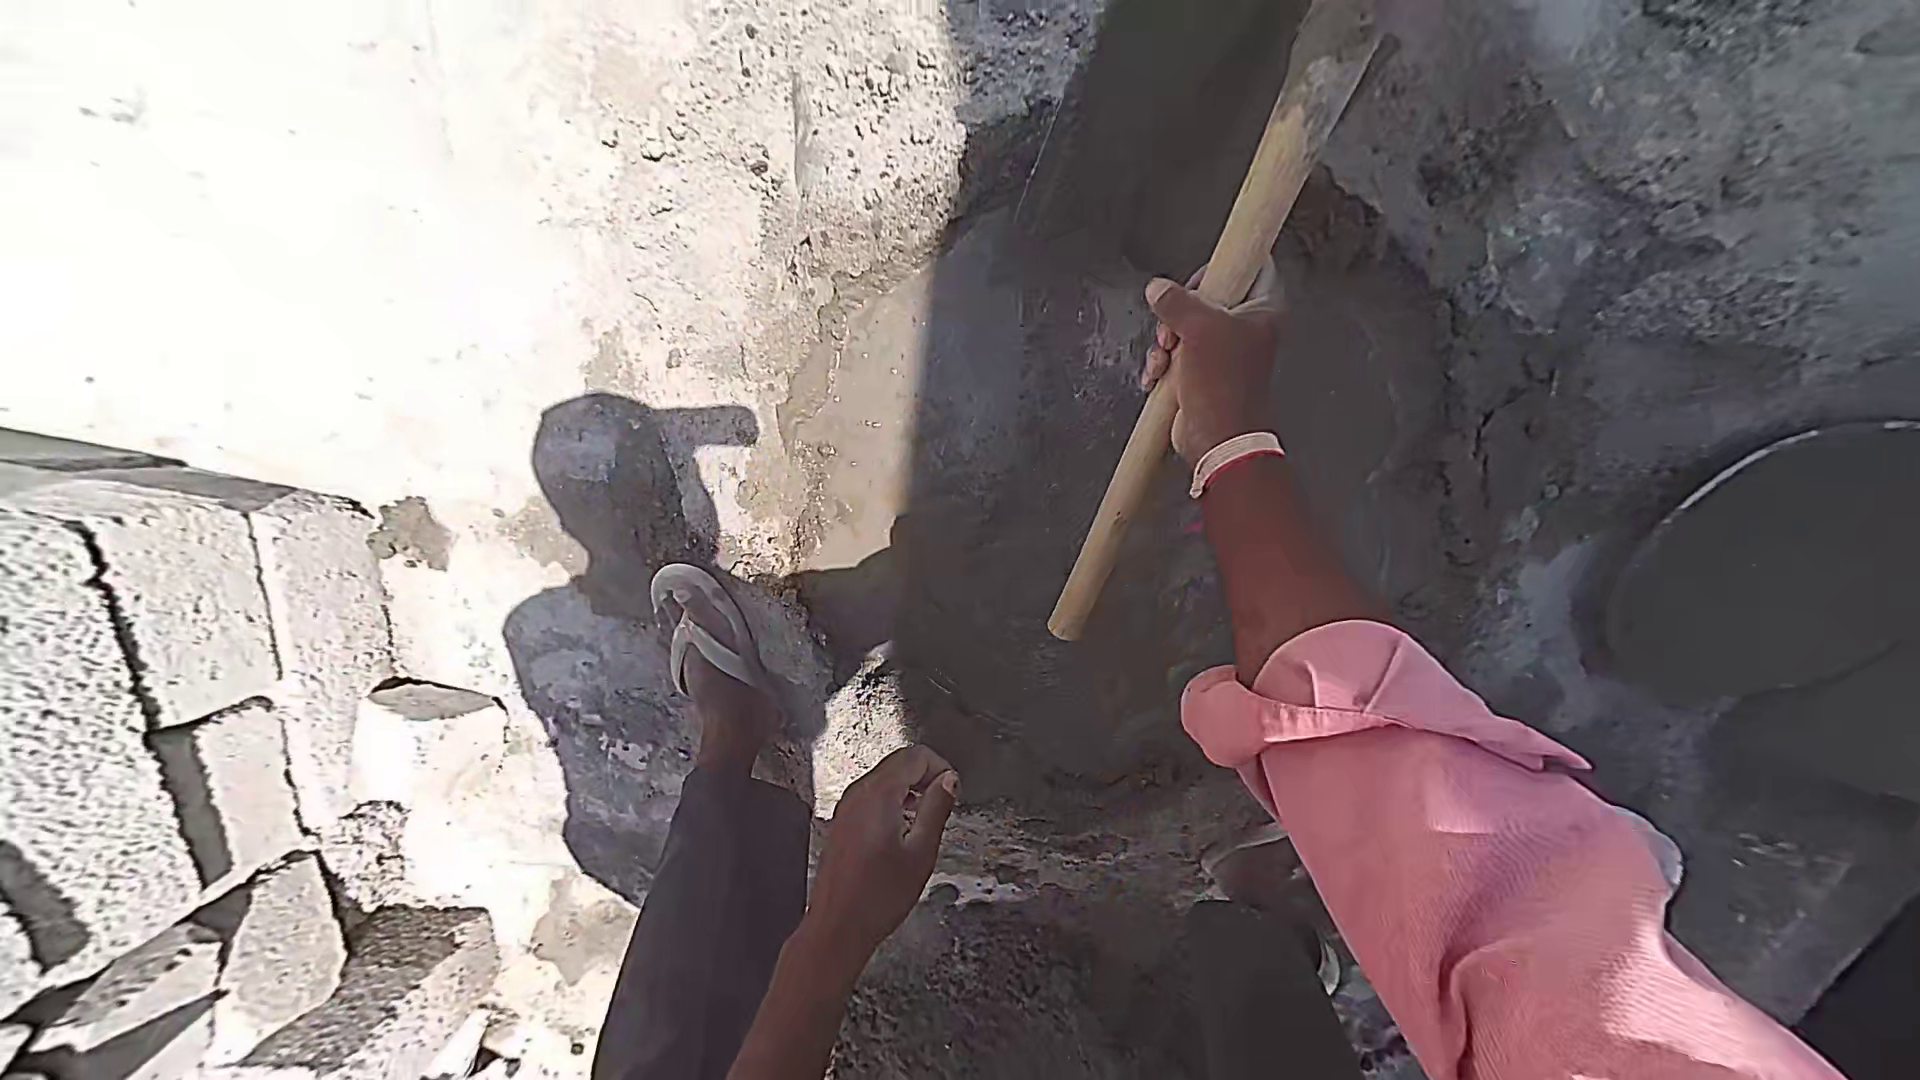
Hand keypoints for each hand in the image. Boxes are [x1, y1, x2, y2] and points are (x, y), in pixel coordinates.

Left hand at [805, 745, 959, 955]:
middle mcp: (859, 793)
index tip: (953, 787)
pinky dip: (894, 798)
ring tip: (926, 816)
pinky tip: (904, 827)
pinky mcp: (843, 820)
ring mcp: (848, 806)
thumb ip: (937, 808)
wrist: (837, 928)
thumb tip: (949, 780)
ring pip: (886, 776)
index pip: (915, 756)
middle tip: (944, 800)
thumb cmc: (876, 898)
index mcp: (879, 794)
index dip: (940, 767)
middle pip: (899, 761)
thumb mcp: (921, 852)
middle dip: (926, 774)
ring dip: (911, 786)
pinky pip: (873, 794)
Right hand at [1140, 259, 1282, 464]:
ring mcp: (1222, 352)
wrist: (1216, 437)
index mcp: (1262, 309)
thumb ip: (1177, 302)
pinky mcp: (1202, 374)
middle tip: (1173, 331)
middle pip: (1205, 299)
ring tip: (1165, 360)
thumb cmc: (1224, 386)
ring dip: (1165, 344)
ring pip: (1185, 329)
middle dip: (1177, 315)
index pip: (1249, 266)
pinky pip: (1175, 357)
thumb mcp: (1199, 329)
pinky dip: (1162, 365)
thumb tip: (1158, 289)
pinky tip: (1158, 376)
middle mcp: (1245, 328)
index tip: (1196, 284)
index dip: (1220, 268)